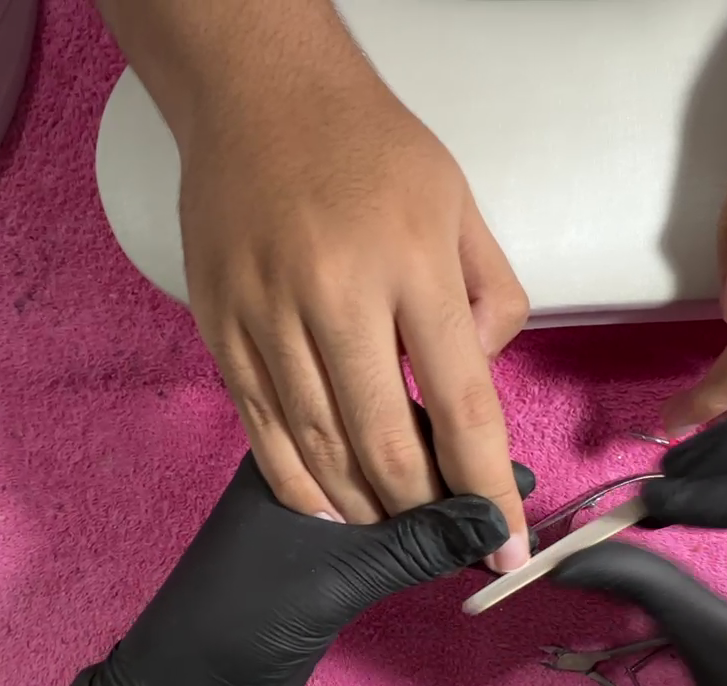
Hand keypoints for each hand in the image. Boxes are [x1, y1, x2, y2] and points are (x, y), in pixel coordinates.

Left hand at [66, 455, 532, 685]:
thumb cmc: (245, 621)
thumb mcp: (335, 579)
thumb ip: (413, 546)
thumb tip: (495, 520)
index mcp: (293, 454)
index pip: (383, 427)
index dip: (450, 445)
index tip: (508, 467)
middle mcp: (306, 473)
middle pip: (395, 460)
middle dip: (458, 478)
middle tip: (521, 493)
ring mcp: (316, 515)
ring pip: (394, 500)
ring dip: (445, 512)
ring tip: (503, 520)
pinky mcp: (325, 556)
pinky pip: (385, 536)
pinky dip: (423, 540)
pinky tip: (460, 545)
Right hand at [176, 59, 530, 569]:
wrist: (255, 98)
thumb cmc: (366, 148)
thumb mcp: (458, 204)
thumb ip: (491, 297)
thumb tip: (479, 375)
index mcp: (410, 263)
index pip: (462, 403)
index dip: (487, 489)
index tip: (505, 547)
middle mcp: (334, 297)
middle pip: (385, 443)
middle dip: (420, 506)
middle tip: (441, 532)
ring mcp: (267, 319)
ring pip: (320, 448)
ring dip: (363, 505)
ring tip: (391, 528)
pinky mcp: (222, 332)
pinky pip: (262, 431)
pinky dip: (299, 484)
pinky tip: (329, 509)